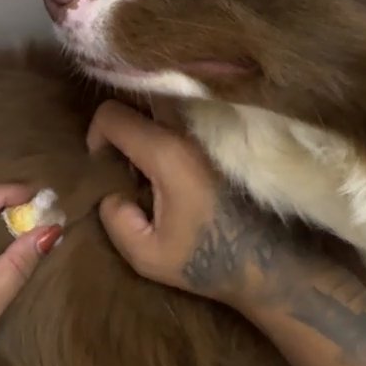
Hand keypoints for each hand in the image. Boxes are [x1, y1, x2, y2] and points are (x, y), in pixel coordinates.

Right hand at [88, 101, 295, 306]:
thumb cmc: (208, 259)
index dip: (96, 136)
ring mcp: (208, 129)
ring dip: (145, 129)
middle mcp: (187, 130)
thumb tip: (112, 193)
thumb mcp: (147, 256)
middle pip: (138, 102)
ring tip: (148, 170)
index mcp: (166, 153)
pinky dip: (167, 132)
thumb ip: (115, 220)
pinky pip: (183, 117)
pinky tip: (172, 171)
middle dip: (121, 128)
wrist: (269, 263)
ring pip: (162, 106)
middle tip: (124, 165)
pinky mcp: (222, 137)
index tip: (102, 165)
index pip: (113, 114)